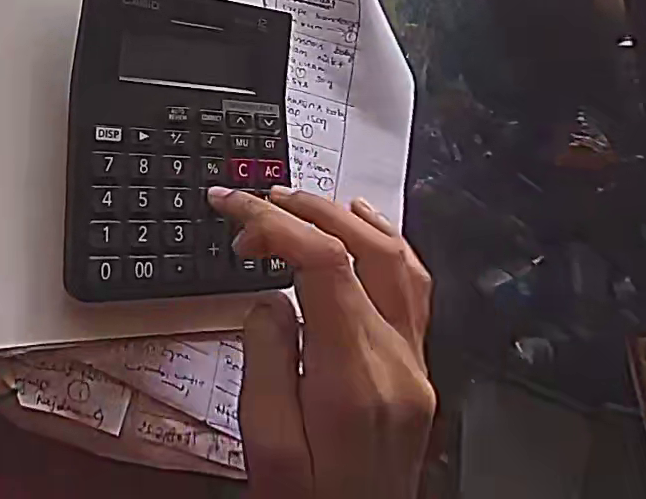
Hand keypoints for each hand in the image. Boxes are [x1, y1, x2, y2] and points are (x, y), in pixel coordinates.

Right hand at [209, 185, 436, 498]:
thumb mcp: (265, 446)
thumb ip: (265, 358)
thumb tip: (271, 297)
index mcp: (353, 379)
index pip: (323, 263)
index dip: (273, 220)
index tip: (231, 205)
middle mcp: (394, 362)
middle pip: (356, 248)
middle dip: (296, 211)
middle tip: (249, 208)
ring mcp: (412, 361)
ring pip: (391, 255)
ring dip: (337, 214)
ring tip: (292, 200)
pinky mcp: (414, 364)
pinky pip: (411, 282)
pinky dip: (382, 236)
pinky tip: (360, 216)